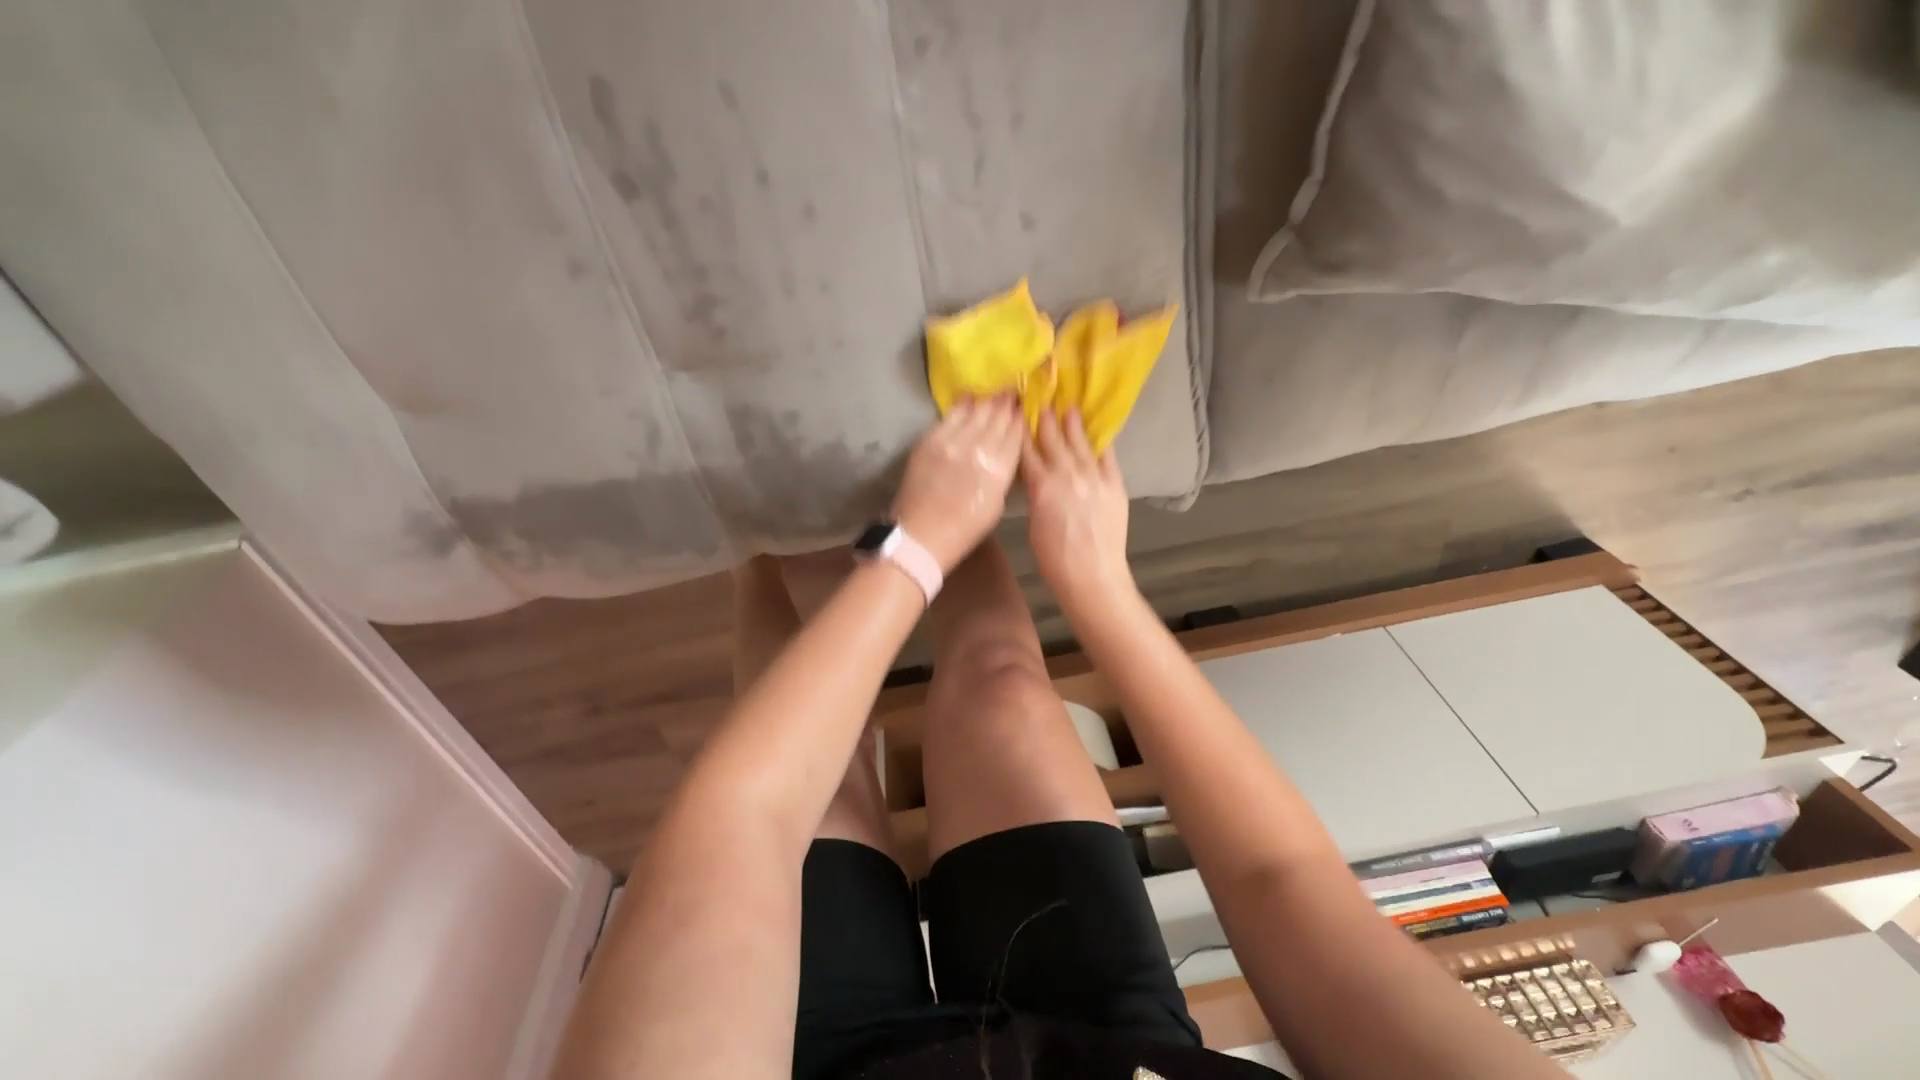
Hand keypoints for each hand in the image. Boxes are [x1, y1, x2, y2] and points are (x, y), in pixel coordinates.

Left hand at [893, 396, 1022, 571]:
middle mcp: (979, 448)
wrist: (922, 534)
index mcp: (1000, 468)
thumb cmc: (965, 528)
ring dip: (988, 399)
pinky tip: (970, 396)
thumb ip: (1003, 472)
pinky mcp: (931, 439)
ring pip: (976, 410)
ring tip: (995, 391)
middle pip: (997, 417)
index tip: (1024, 405)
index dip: (1020, 417)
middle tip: (1012, 390)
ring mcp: (953, 441)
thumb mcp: (997, 503)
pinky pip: (952, 415)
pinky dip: (963, 404)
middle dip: (1006, 403)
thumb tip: (1005, 451)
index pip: (1015, 433)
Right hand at [1022, 409, 1133, 608]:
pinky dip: (1100, 442)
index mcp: (1042, 486)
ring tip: (1067, 407)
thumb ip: (1035, 494)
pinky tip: (1096, 430)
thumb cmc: (1053, 559)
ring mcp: (1094, 478)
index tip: (1017, 412)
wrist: (1092, 577)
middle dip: (1045, 419)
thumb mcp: (1034, 523)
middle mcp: (1068, 475)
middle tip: (1041, 400)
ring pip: (1080, 444)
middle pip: (1053, 440)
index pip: (1027, 450)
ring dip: (1072, 424)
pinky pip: (1107, 457)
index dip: (1021, 430)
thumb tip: (1035, 477)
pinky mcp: (1115, 486)